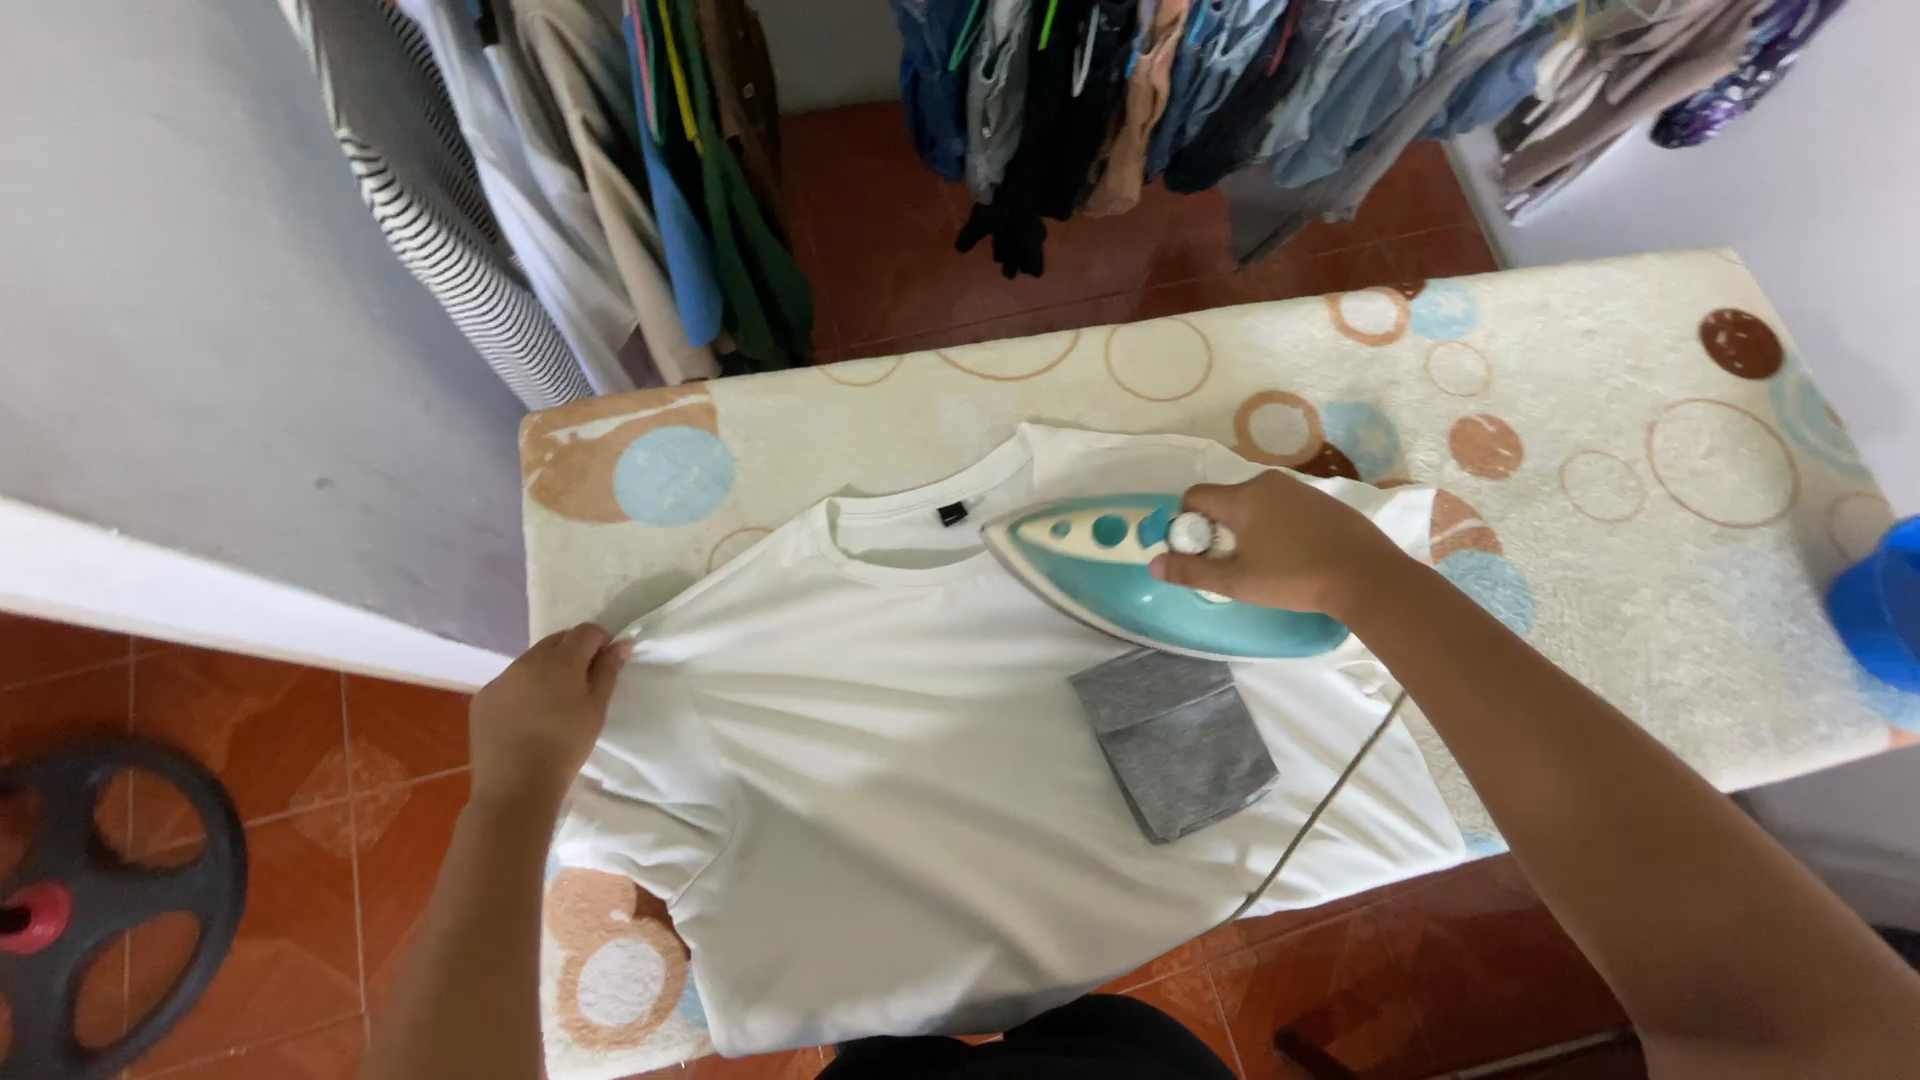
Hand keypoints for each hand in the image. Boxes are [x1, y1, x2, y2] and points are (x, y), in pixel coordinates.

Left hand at [468, 623, 629, 809]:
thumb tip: (623, 643)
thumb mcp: (596, 708)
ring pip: (532, 660)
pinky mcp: (483, 698)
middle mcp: (527, 661)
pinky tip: (529, 717)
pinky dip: (525, 688)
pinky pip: (511, 682)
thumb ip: (608, 670)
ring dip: (548, 669)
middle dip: (575, 651)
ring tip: (555, 703)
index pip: (586, 631)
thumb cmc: (567, 745)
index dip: (602, 642)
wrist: (516, 785)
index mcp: (560, 660)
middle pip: (557, 641)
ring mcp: (501, 679)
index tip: (607, 664)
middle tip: (584, 683)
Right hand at [1149, 471, 1413, 616]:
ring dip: (1249, 527)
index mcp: (1242, 498)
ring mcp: (1298, 488)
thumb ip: (1192, 571)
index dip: (1187, 524)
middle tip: (1233, 563)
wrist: (1369, 576)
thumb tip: (1154, 563)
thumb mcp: (1237, 582)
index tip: (1202, 552)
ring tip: (1266, 561)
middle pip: (1225, 500)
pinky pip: (1283, 507)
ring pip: (1255, 503)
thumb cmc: (1295, 578)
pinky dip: (1277, 525)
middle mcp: (1267, 483)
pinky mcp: (1323, 499)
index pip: (1194, 496)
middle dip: (1219, 528)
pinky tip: (1295, 553)